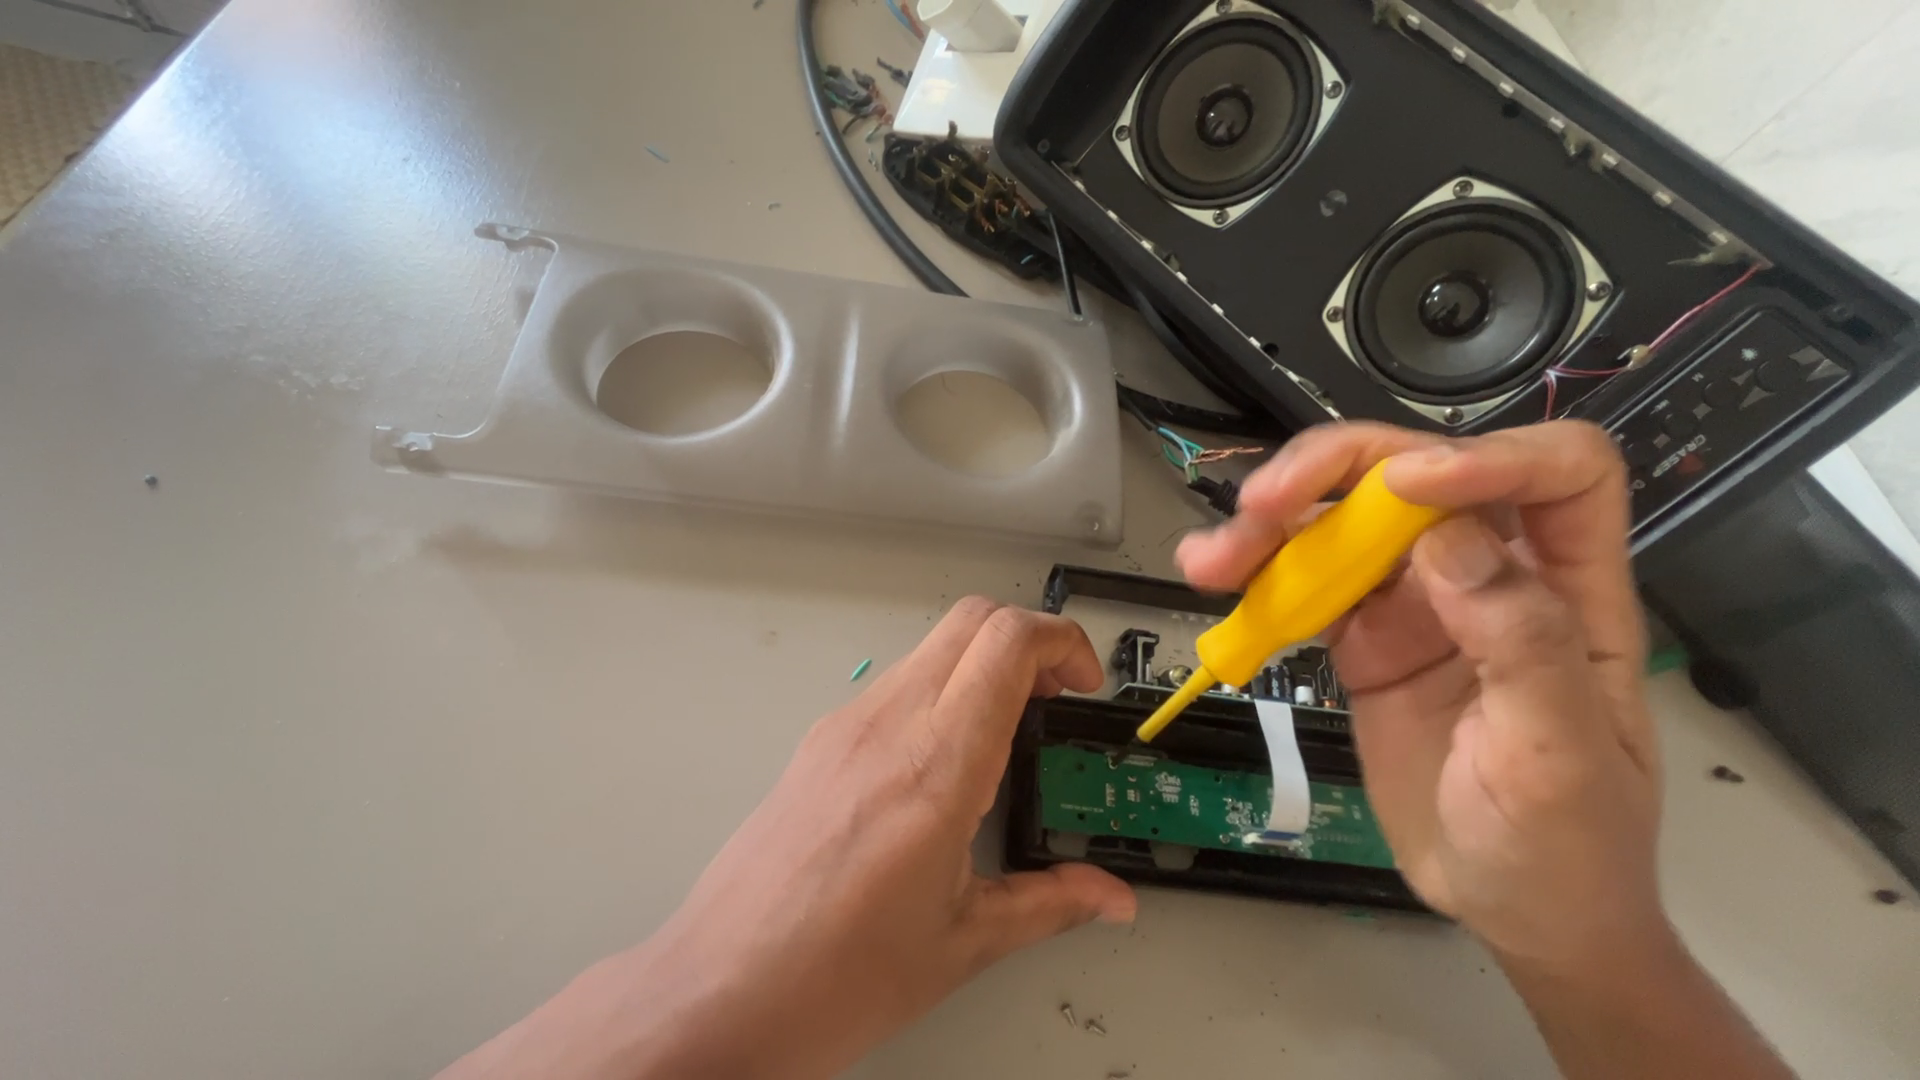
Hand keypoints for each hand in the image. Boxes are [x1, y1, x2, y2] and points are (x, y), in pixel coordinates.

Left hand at [437, 599, 1135, 1079]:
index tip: (1085, 683)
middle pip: (972, 618)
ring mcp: (846, 725)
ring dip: (984, 662)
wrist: (717, 991)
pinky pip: (898, 681)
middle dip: (1032, 638)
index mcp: (936, 768)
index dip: (1063, 641)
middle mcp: (887, 726)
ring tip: (1011, 729)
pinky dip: (944, 689)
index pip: (1007, 644)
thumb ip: (1049, 903)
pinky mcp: (820, 740)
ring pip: (933, 644)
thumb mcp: (962, 941)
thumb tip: (1111, 898)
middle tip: (1059, 695)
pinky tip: (950, 758)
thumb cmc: (835, 977)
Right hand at [1178, 421, 1660, 970]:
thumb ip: (1523, 645)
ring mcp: (1414, 600)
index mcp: (1567, 588)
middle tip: (1263, 501)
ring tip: (1210, 561)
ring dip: (1270, 525)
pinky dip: (1253, 573)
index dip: (1488, 456)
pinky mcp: (1360, 633)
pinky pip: (1302, 580)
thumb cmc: (1562, 845)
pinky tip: (1210, 577)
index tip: (1404, 488)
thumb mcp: (1558, 759)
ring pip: (1340, 520)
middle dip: (1335, 471)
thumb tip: (1449, 540)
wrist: (1506, 904)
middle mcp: (1487, 571)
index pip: (1558, 473)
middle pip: (1415, 473)